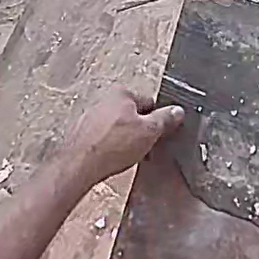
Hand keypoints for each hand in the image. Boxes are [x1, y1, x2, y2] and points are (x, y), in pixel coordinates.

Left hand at [58, 87, 183, 186]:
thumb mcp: (149, 132)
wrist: (80, 165)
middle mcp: (104, 100)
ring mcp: (91, 117)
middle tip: (146, 148)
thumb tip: (177, 111)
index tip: (161, 134)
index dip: (158, 121)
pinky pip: (103, 139)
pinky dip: (110, 147)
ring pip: (118, 128)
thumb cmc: (111, 146)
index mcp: (121, 94)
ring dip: (125, 141)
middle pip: (133, 116)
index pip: (150, 103)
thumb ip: (165, 119)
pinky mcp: (82, 133)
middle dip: (141, 132)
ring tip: (128, 156)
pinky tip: (113, 159)